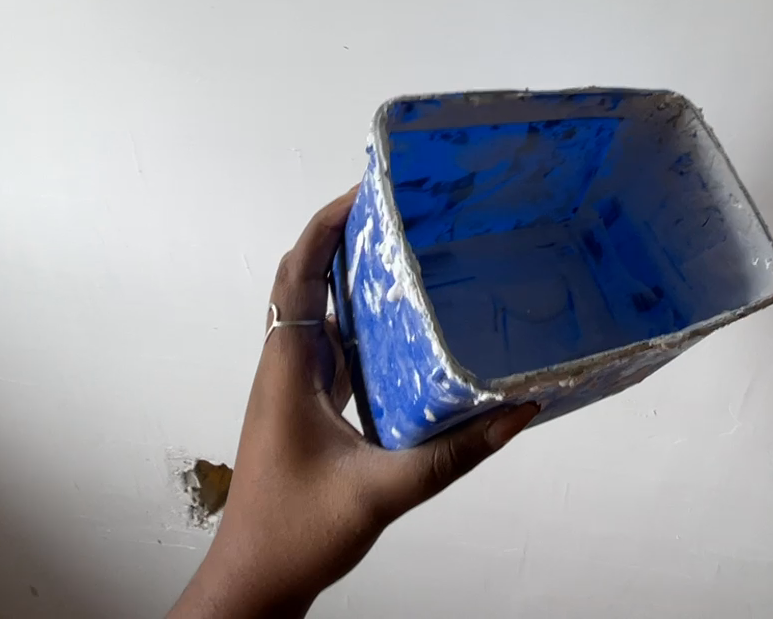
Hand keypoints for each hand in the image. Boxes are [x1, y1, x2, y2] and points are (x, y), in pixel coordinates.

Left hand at [169, 188, 538, 618]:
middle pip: (304, 277)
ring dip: (347, 270)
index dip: (325, 227)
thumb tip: (519, 409)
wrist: (254, 584)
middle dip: (341, 234)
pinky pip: (332, 338)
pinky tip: (401, 317)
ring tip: (401, 246)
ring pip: (316, 306)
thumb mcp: (384, 490)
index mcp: (290, 367)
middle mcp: (288, 364)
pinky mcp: (309, 402)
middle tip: (394, 209)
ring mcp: (295, 384)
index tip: (366, 192)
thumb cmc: (297, 534)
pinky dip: (357, 311)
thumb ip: (456, 452)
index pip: (298, 274)